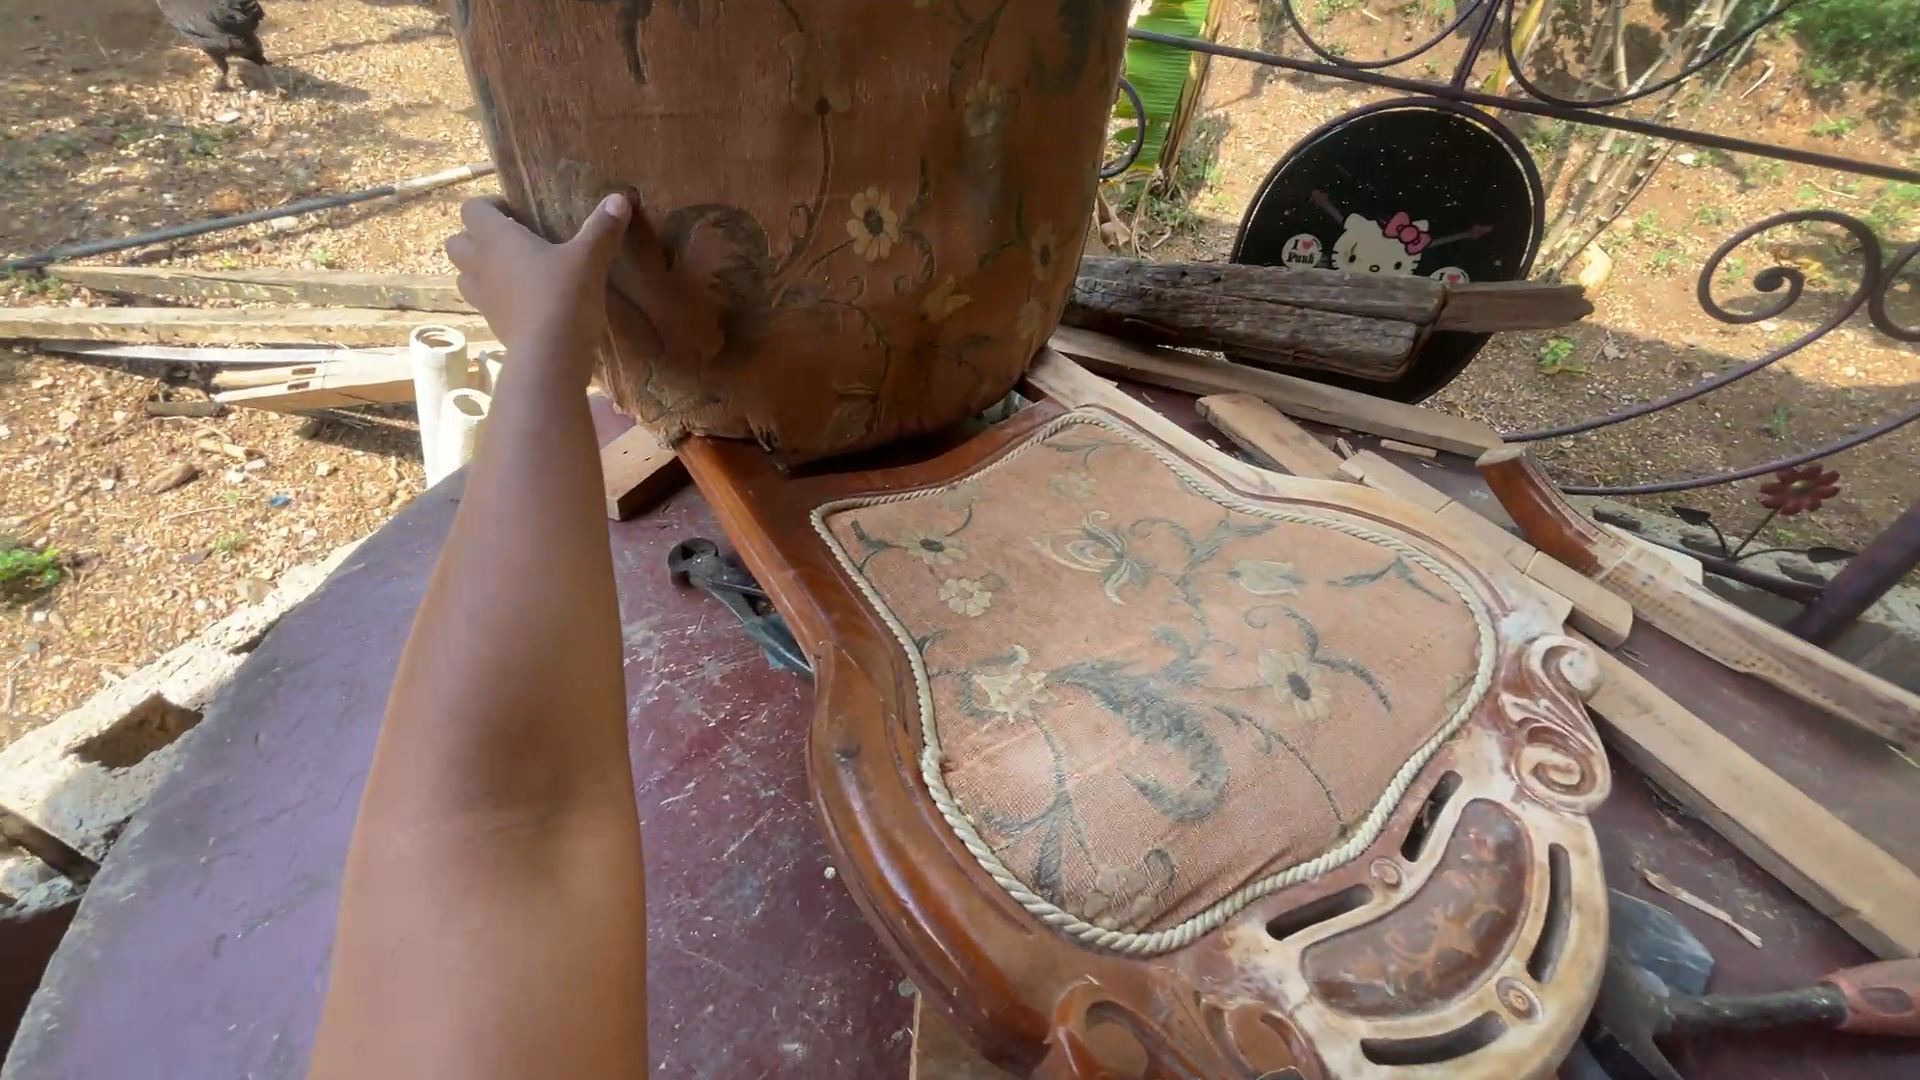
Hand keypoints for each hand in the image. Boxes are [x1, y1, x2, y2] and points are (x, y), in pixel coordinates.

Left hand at [445, 193, 631, 387]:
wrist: (551, 354)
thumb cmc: (564, 297)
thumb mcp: (588, 260)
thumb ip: (602, 229)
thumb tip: (621, 198)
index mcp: (495, 238)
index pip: (472, 208)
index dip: (491, 207)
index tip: (516, 214)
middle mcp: (480, 264)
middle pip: (458, 242)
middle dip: (477, 239)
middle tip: (511, 245)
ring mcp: (483, 297)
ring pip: (465, 275)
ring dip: (482, 271)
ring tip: (513, 275)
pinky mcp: (493, 325)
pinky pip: (486, 305)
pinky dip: (498, 301)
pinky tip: (525, 306)